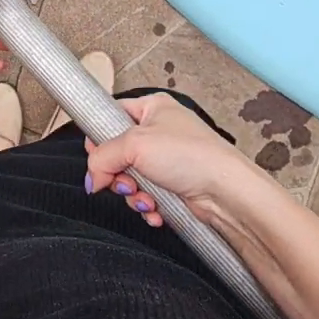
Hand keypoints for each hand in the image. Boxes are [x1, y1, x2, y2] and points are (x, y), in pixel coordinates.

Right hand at [85, 93, 263, 228]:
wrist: (227, 192)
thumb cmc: (193, 156)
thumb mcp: (135, 144)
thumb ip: (102, 157)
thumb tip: (92, 177)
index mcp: (151, 108)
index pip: (110, 117)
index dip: (99, 139)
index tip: (98, 158)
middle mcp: (159, 131)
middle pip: (116, 154)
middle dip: (117, 175)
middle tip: (127, 182)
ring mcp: (166, 159)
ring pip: (129, 178)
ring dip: (133, 194)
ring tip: (146, 199)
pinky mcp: (172, 184)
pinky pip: (145, 195)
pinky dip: (146, 206)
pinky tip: (155, 210)